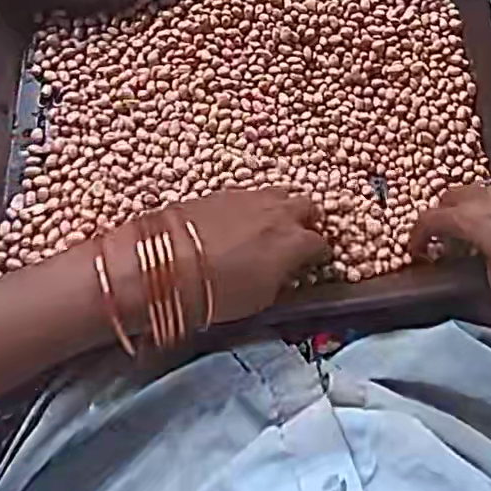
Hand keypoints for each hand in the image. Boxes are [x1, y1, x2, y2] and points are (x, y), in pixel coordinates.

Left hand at [113, 188, 326, 330]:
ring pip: (280, 194)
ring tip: (270, 227)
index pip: (321, 244)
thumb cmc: (219, 291)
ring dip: (281, 209)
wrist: (168, 261)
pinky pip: (251, 195)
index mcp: (296, 241)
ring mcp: (251, 196)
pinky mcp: (224, 191)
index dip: (318, 256)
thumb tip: (287, 271)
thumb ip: (282, 278)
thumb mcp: (262, 298)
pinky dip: (253, 207)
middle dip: (306, 222)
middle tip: (297, 239)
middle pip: (307, 208)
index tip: (312, 263)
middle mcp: (279, 212)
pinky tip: (241, 222)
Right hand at [407, 185, 490, 360]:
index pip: (432, 218)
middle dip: (443, 216)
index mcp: (476, 218)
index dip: (418, 234)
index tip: (416, 249)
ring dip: (471, 211)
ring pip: (482, 193)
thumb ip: (481, 261)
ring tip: (477, 238)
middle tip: (444, 241)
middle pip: (453, 197)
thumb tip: (482, 257)